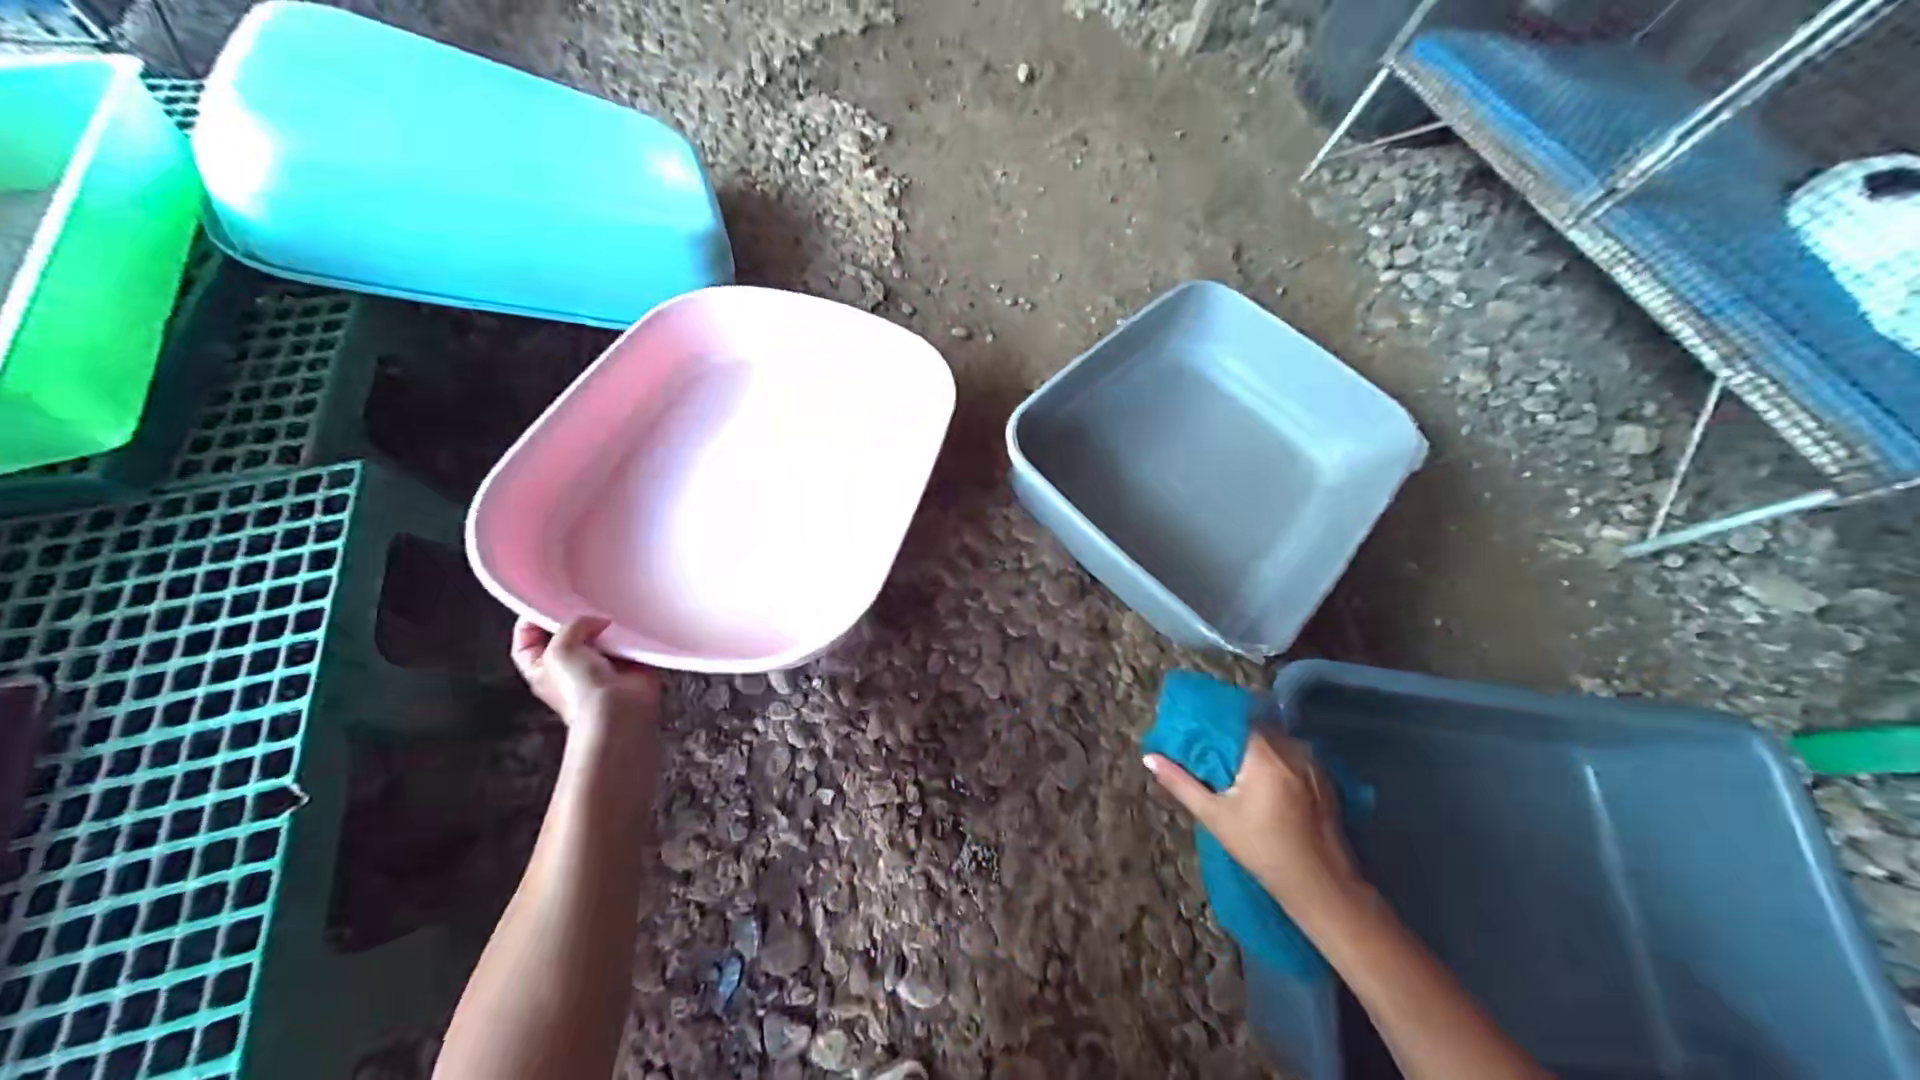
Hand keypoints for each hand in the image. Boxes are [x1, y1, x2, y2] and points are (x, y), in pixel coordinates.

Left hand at [510, 616, 662, 731]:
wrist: (618, 708)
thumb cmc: (579, 687)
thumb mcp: (560, 648)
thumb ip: (573, 624)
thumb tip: (598, 620)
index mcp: (541, 669)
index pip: (527, 643)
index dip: (529, 624)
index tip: (542, 605)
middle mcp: (569, 668)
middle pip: (566, 634)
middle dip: (575, 621)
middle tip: (583, 607)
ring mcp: (599, 666)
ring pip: (598, 636)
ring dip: (605, 628)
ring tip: (608, 618)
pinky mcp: (627, 664)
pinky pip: (627, 642)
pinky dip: (629, 635)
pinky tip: (628, 628)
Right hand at [1145, 732, 1366, 921]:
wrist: (1321, 885)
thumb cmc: (1262, 850)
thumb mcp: (1215, 817)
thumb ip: (1180, 782)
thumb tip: (1149, 758)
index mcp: (1264, 755)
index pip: (1233, 719)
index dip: (1211, 721)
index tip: (1193, 730)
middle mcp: (1292, 750)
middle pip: (1255, 727)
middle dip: (1232, 735)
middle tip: (1211, 750)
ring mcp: (1313, 763)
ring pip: (1276, 740)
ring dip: (1255, 747)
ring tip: (1235, 766)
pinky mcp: (1325, 777)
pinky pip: (1293, 754)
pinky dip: (1276, 759)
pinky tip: (1264, 781)